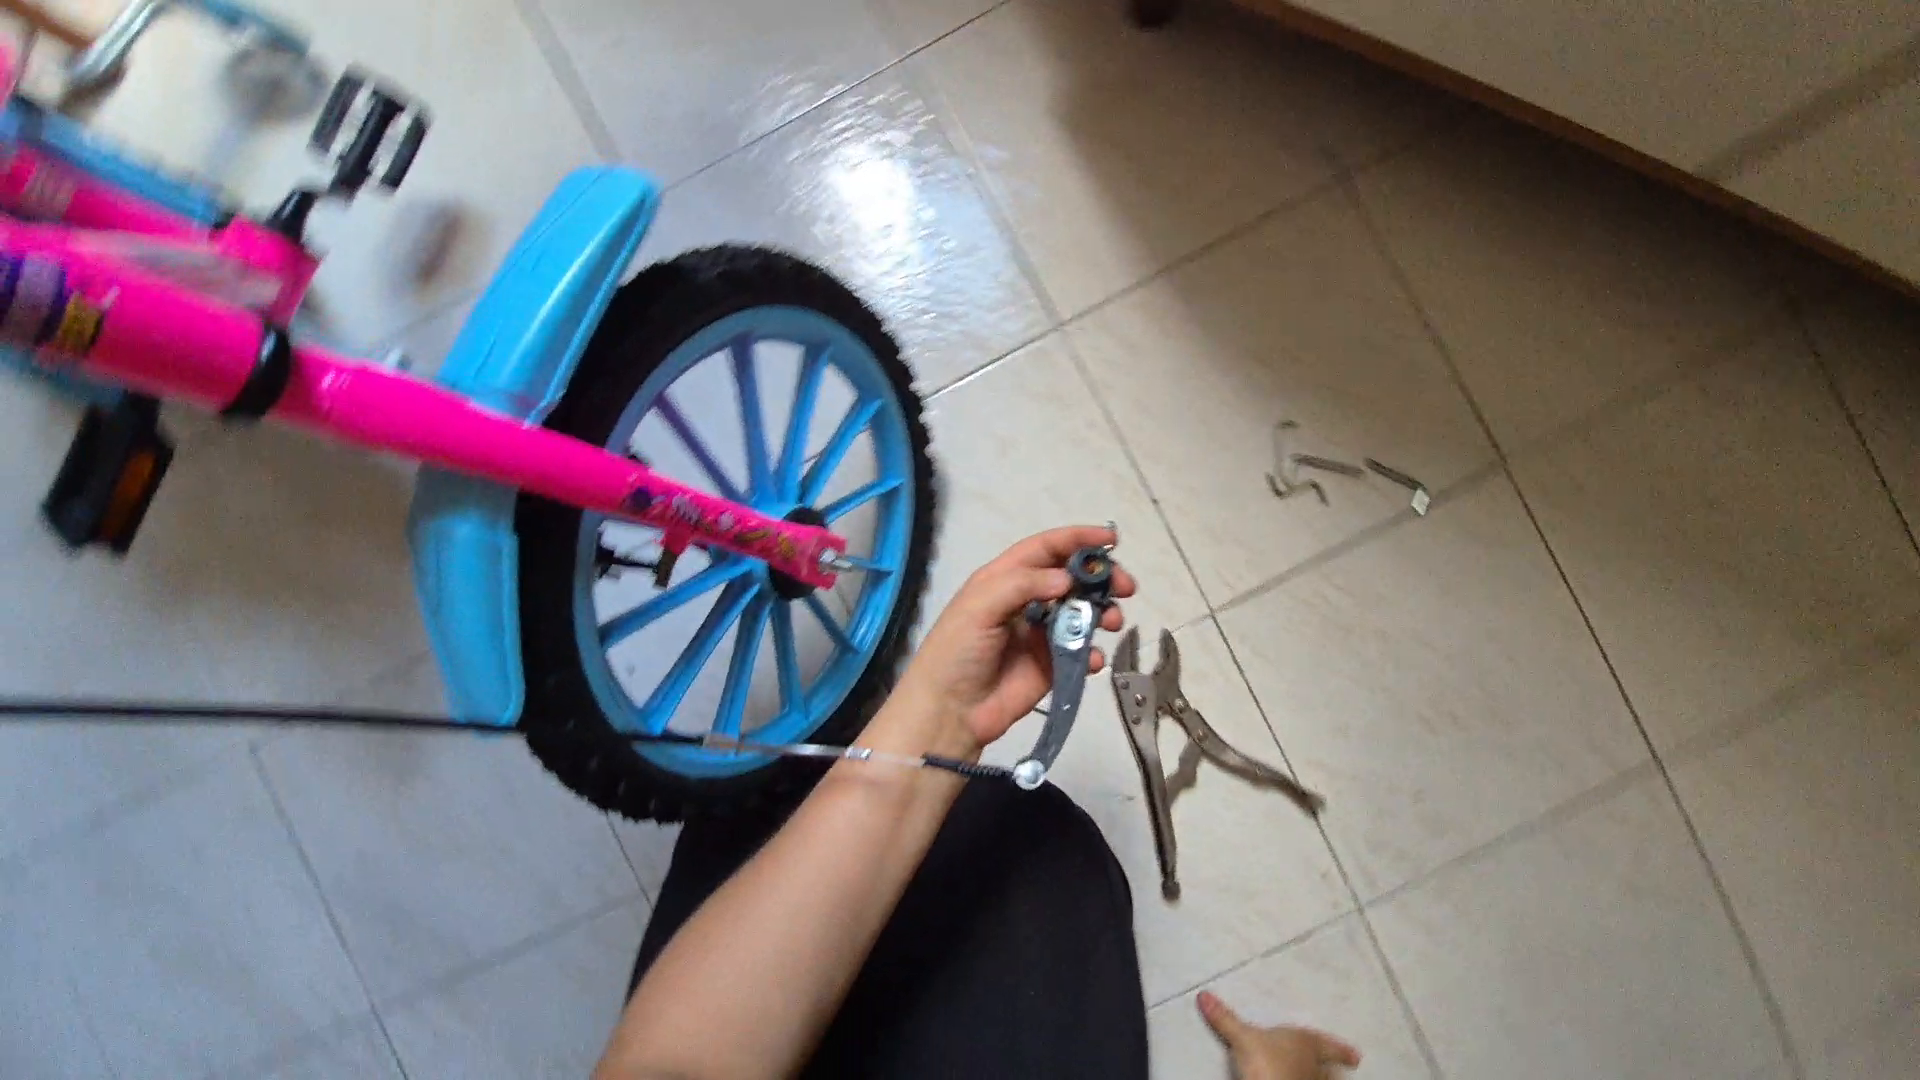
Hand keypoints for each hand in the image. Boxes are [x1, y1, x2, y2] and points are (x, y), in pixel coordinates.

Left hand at [893, 525, 1134, 755]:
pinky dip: (1092, 654)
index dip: (1077, 539)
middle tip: (1125, 586)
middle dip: (1101, 578)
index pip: (1045, 549)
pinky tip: (1091, 661)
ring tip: (1113, 622)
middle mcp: (1027, 601)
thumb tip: (1067, 578)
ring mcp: (1041, 634)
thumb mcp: (979, 607)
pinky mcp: (1053, 666)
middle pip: (1072, 579)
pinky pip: (1081, 653)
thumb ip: (1023, 585)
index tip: (1111, 538)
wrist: (951, 711)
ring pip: (1083, 614)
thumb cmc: (957, 651)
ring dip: (1103, 613)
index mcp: (1004, 579)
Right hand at [1199, 991, 1362, 1078]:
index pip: (1325, 1044)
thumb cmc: (1266, 1062)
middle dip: (1332, 1068)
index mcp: (1304, 1043)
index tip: (1357, 1056)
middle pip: (1328, 1068)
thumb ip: (1225, 1018)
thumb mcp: (1241, 1038)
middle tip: (1345, 1069)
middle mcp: (1314, 1066)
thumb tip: (1203, 995)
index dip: (1338, 1048)